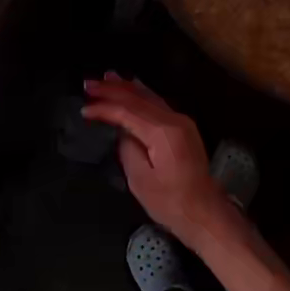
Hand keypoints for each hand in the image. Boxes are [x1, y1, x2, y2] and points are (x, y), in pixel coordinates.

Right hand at [82, 74, 241, 250]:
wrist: (205, 213)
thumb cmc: (171, 202)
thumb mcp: (140, 180)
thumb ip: (127, 149)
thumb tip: (122, 132)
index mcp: (164, 132)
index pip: (128, 112)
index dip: (104, 108)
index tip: (84, 109)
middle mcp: (175, 120)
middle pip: (139, 98)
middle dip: (112, 90)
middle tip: (88, 83)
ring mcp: (182, 122)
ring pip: (150, 97)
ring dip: (127, 87)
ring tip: (107, 77)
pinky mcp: (183, 128)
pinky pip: (158, 104)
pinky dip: (141, 94)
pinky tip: (134, 87)